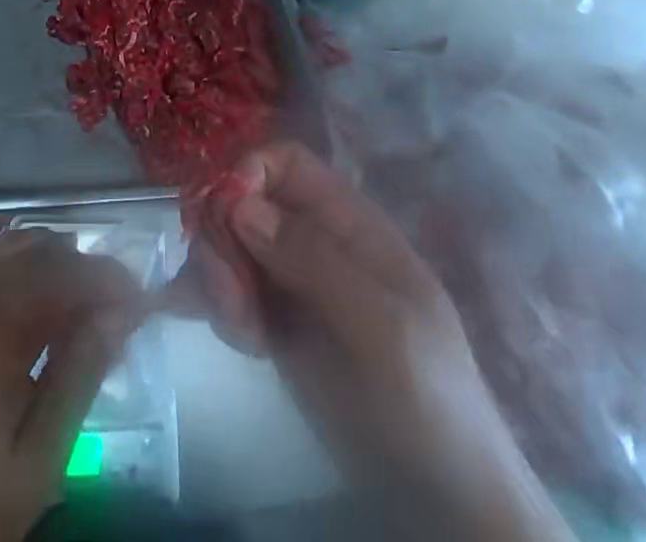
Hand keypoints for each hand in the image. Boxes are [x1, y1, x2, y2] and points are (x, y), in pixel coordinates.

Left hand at [0, 229, 143, 541]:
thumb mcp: (36, 457)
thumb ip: (80, 373)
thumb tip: (122, 311)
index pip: (68, 270)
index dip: (113, 281)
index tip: (146, 307)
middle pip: (43, 247)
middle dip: (88, 271)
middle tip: (120, 317)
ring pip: (16, 250)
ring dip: (59, 270)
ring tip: (88, 319)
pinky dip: (28, 278)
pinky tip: (44, 321)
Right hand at [174, 142, 572, 541]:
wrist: (434, 485)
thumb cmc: (424, 395)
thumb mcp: (381, 325)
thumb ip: (313, 261)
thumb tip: (239, 203)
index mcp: (349, 224)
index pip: (285, 162)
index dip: (247, 174)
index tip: (224, 218)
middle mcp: (311, 241)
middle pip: (242, 202)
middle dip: (222, 241)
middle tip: (234, 300)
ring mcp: (288, 280)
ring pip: (225, 245)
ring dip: (215, 280)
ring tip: (243, 333)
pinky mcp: (269, 318)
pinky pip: (223, 289)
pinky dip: (211, 304)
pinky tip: (227, 336)